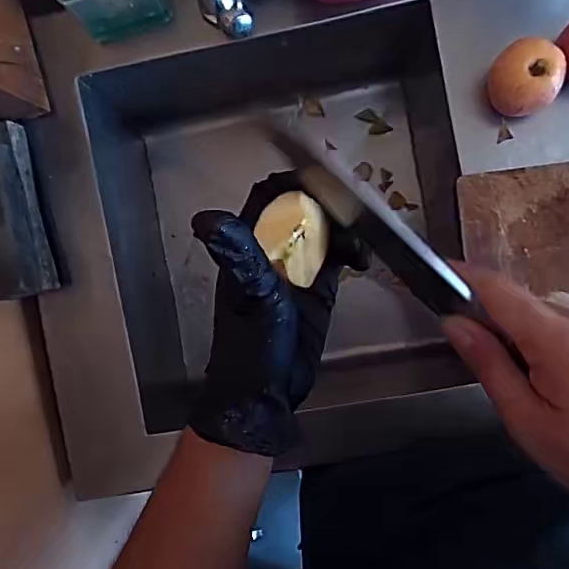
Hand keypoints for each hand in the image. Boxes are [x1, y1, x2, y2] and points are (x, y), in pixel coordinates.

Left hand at [186, 173, 366, 456]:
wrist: (265, 392)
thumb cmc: (250, 345)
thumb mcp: (251, 295)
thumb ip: (240, 256)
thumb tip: (207, 218)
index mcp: (248, 248)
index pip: (267, 198)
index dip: (291, 182)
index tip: (321, 177)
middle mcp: (272, 253)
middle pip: (299, 211)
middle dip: (325, 201)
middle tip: (353, 202)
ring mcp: (295, 272)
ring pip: (320, 233)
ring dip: (342, 227)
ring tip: (360, 235)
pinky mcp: (317, 292)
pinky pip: (335, 260)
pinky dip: (350, 252)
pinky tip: (361, 259)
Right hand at [441, 264, 568, 526]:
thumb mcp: (530, 423)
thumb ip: (490, 366)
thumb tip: (456, 324)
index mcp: (562, 340)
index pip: (500, 290)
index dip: (462, 276)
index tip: (434, 272)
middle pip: (521, 304)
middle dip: (489, 321)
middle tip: (471, 361)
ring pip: (543, 318)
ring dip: (517, 338)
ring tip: (519, 388)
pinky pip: (566, 330)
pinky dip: (543, 345)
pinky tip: (551, 387)